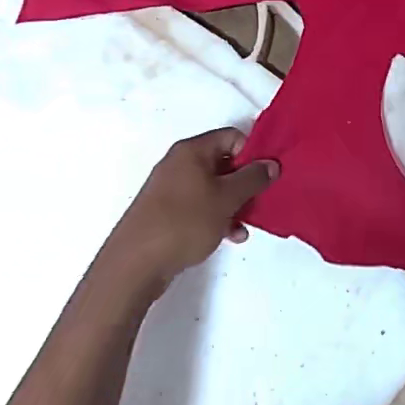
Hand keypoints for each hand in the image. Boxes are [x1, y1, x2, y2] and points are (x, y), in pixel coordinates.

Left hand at [100, 127, 277, 291]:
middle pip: (225, 162)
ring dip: (235, 203)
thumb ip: (254, 178)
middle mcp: (179, 165)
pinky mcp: (167, 212)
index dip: (253, 153)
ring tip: (245, 224)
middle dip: (246, 182)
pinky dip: (218, 216)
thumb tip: (271, 164)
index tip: (266, 175)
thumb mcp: (228, 198)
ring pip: (215, 187)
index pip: (233, 137)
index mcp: (191, 151)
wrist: (133, 267)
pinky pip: (202, 205)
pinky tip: (230, 236)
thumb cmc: (183, 223)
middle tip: (261, 199)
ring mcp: (171, 189)